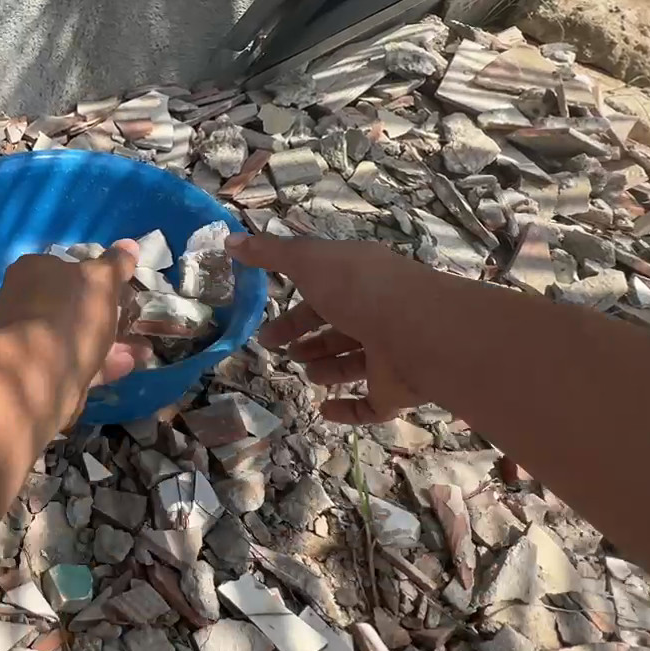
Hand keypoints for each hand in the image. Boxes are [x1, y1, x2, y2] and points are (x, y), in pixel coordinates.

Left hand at [0, 239, 148, 388]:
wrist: (42, 373)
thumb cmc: (70, 313)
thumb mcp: (101, 280)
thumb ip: (116, 263)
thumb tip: (129, 244)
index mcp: (29, 271)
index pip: (63, 265)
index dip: (94, 274)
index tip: (120, 286)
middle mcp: (22, 302)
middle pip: (70, 302)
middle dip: (105, 312)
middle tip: (132, 317)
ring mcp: (28, 338)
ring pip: (75, 335)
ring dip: (110, 341)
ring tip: (142, 348)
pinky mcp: (38, 370)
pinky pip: (75, 360)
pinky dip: (102, 362)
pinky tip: (130, 363)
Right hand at [226, 233, 434, 423]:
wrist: (420, 332)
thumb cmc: (358, 289)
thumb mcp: (307, 261)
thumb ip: (269, 254)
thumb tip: (228, 240)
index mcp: (359, 280)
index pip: (323, 293)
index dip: (293, 307)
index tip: (266, 323)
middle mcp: (377, 314)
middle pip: (336, 327)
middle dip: (306, 338)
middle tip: (275, 349)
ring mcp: (390, 353)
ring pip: (353, 362)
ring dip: (325, 367)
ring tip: (304, 372)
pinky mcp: (397, 390)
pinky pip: (370, 404)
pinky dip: (346, 409)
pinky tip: (323, 409)